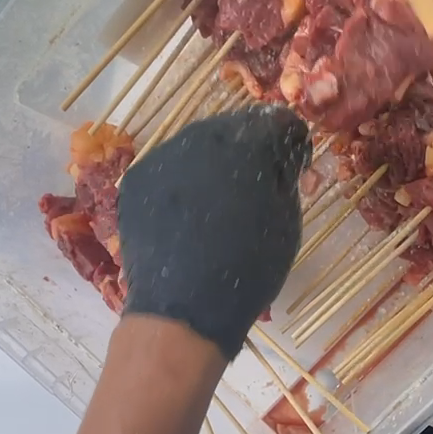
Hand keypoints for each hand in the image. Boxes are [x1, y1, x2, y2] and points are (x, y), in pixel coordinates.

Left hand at [117, 105, 311, 358]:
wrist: (184, 311)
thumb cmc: (249, 272)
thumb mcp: (287, 226)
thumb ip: (286, 182)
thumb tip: (282, 162)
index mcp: (247, 145)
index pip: (277, 122)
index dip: (291, 143)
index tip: (296, 167)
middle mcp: (201, 136)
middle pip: (233, 129)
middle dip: (249, 151)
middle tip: (258, 186)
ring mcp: (162, 156)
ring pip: (198, 147)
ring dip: (214, 166)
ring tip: (220, 205)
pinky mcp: (136, 179)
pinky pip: (169, 171)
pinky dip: (184, 186)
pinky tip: (189, 219)